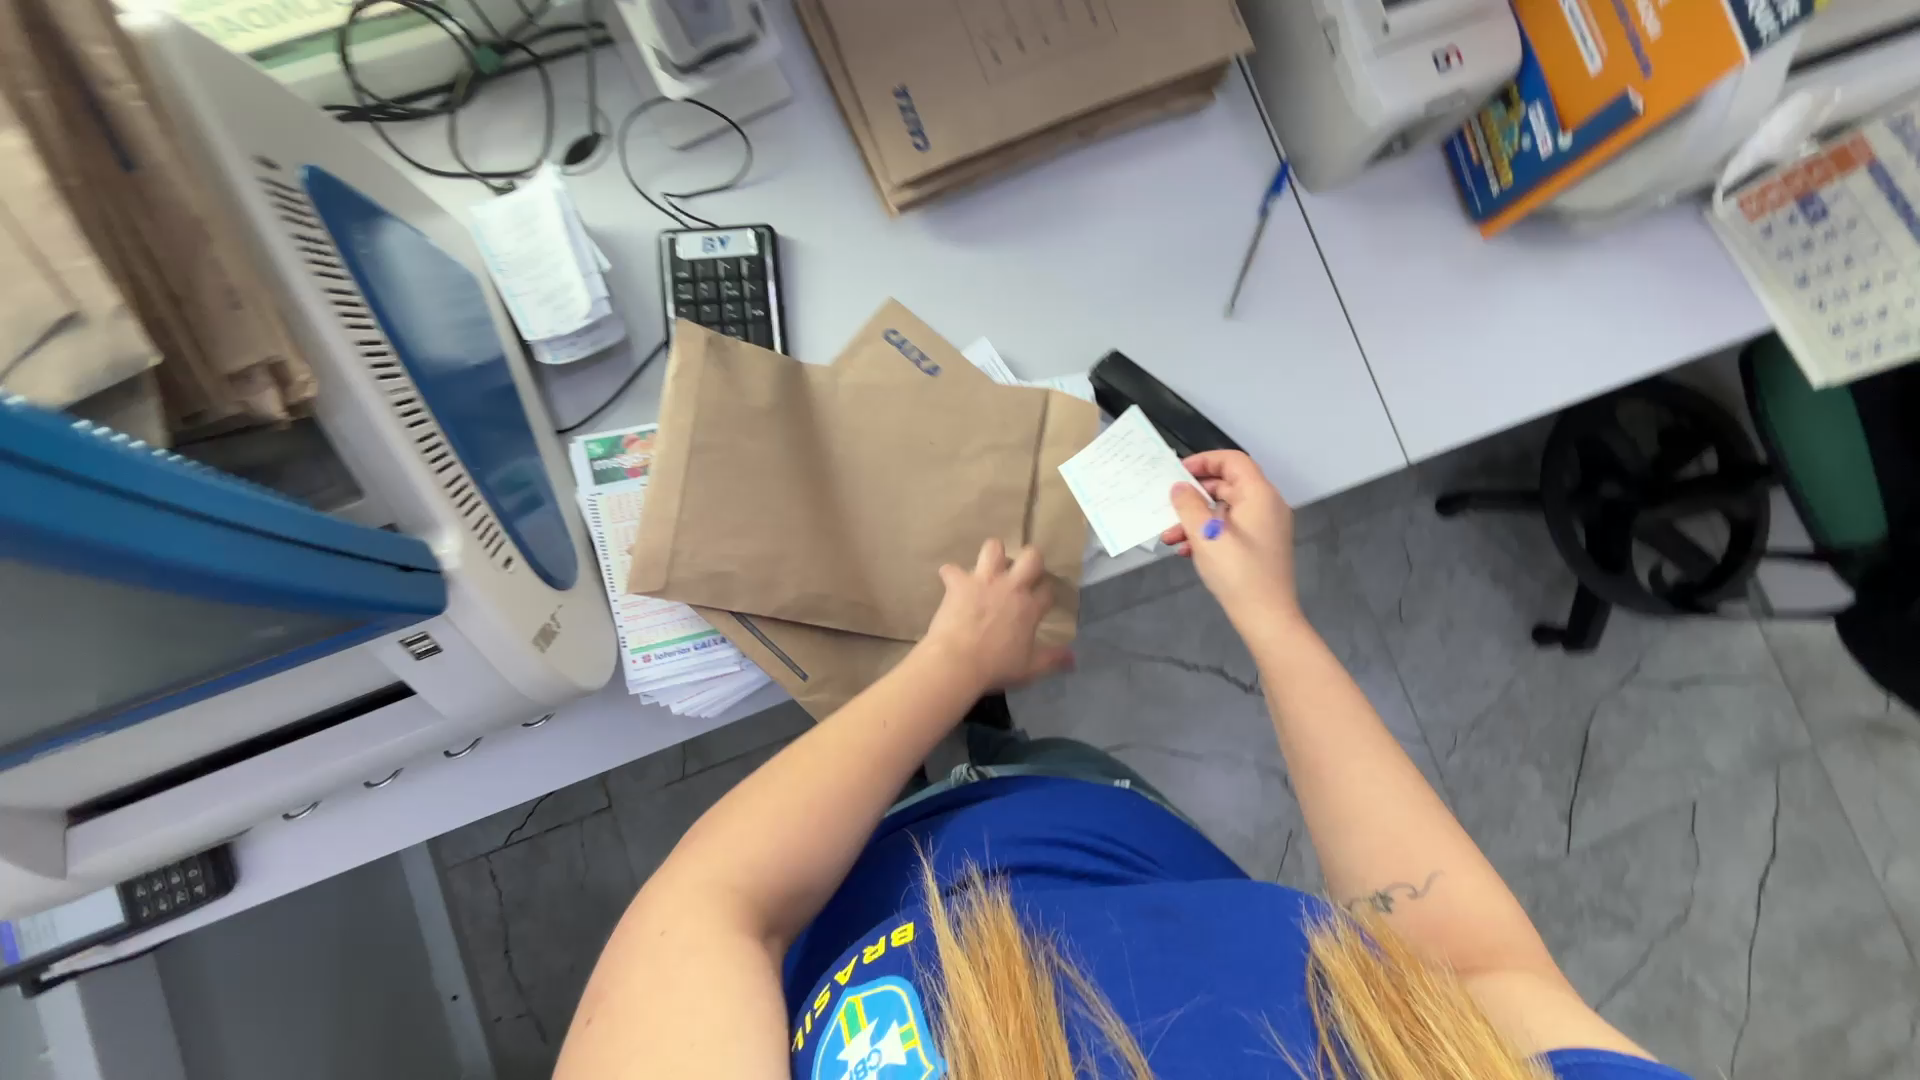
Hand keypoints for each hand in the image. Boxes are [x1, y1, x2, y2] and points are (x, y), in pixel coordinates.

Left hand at [923, 539, 1074, 690]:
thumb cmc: (996, 667)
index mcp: (1030, 608)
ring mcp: (984, 581)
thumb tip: (1073, 658)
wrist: (958, 662)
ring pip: (993, 547)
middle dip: (1031, 559)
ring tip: (989, 568)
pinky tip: (952, 582)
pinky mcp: (958, 583)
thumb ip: (1052, 660)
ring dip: (992, 555)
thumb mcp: (1030, 669)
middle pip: (1031, 557)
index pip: (1048, 590)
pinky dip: (951, 575)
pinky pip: (951, 569)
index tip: (1042, 599)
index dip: (1046, 592)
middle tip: (1022, 573)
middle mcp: (1010, 587)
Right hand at [1160, 451, 1301, 627]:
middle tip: (1168, 505)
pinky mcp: (1257, 545)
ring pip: (1224, 510)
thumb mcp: (1206, 536)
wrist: (1266, 617)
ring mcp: (1263, 527)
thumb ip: (1189, 506)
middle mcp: (1265, 506)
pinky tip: (1185, 550)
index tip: (1177, 472)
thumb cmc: (1238, 572)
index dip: (1204, 461)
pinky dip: (1207, 533)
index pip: (1232, 461)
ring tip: (1170, 536)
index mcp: (1259, 495)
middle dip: (1194, 496)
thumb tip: (1179, 487)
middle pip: (1227, 485)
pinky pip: (1229, 528)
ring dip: (1195, 519)